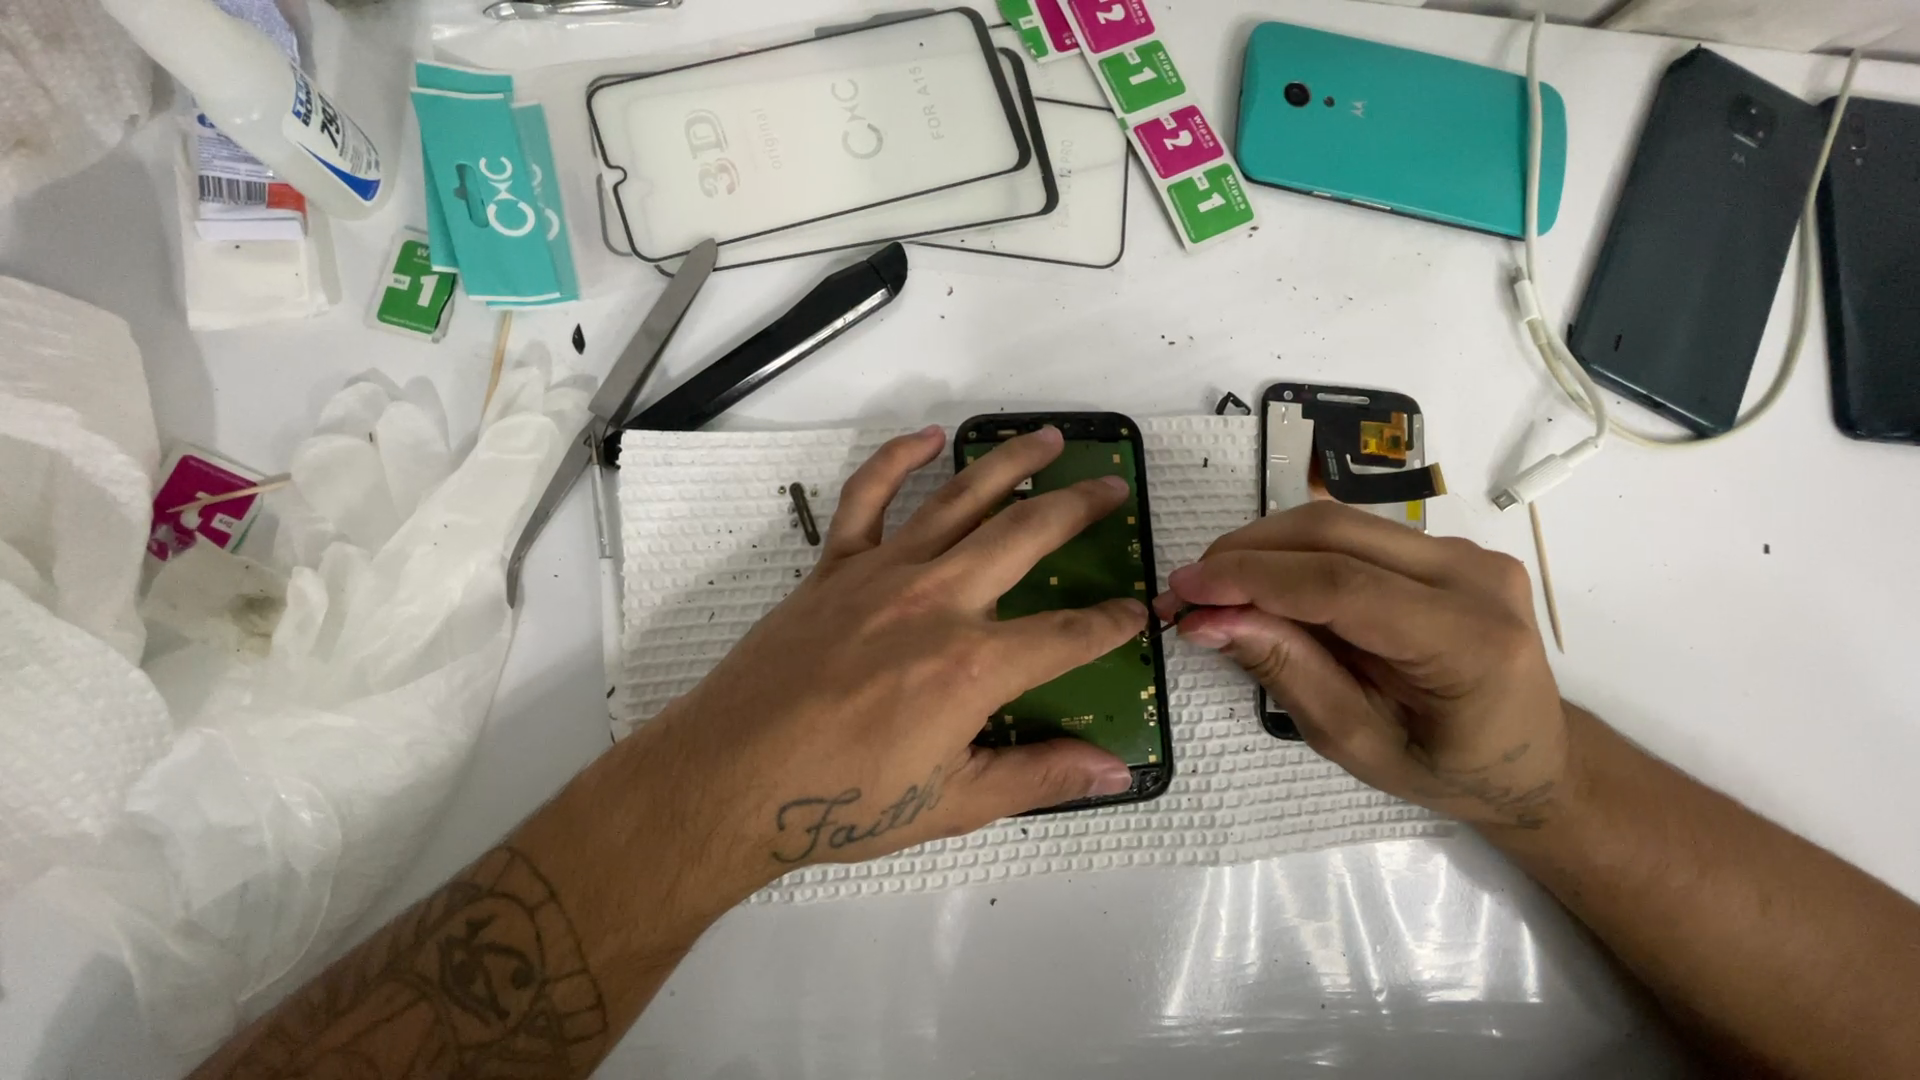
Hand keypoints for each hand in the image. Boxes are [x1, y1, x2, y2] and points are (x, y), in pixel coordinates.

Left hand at [639, 426, 1147, 899]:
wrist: (730, 779)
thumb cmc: (842, 802)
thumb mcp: (953, 803)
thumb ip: (1040, 778)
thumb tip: (1115, 773)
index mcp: (975, 665)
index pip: (1070, 635)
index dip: (1113, 624)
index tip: (1138, 612)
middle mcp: (938, 600)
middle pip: (1026, 534)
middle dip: (1079, 507)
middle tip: (1111, 487)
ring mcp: (883, 573)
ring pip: (960, 498)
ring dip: (1010, 463)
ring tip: (1049, 441)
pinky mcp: (835, 566)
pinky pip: (868, 496)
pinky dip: (897, 459)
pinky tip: (928, 437)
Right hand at [1154, 502, 1569, 829]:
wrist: (1529, 758)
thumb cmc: (1445, 770)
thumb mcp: (1355, 742)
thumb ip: (1287, 672)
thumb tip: (1209, 620)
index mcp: (1469, 643)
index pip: (1341, 584)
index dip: (1251, 578)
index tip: (1183, 589)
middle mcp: (1476, 578)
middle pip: (1334, 532)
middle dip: (1245, 552)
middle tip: (1186, 588)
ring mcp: (1466, 554)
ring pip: (1336, 522)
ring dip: (1262, 547)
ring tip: (1214, 587)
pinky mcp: (1445, 547)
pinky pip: (1351, 533)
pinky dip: (1292, 552)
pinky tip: (1261, 583)